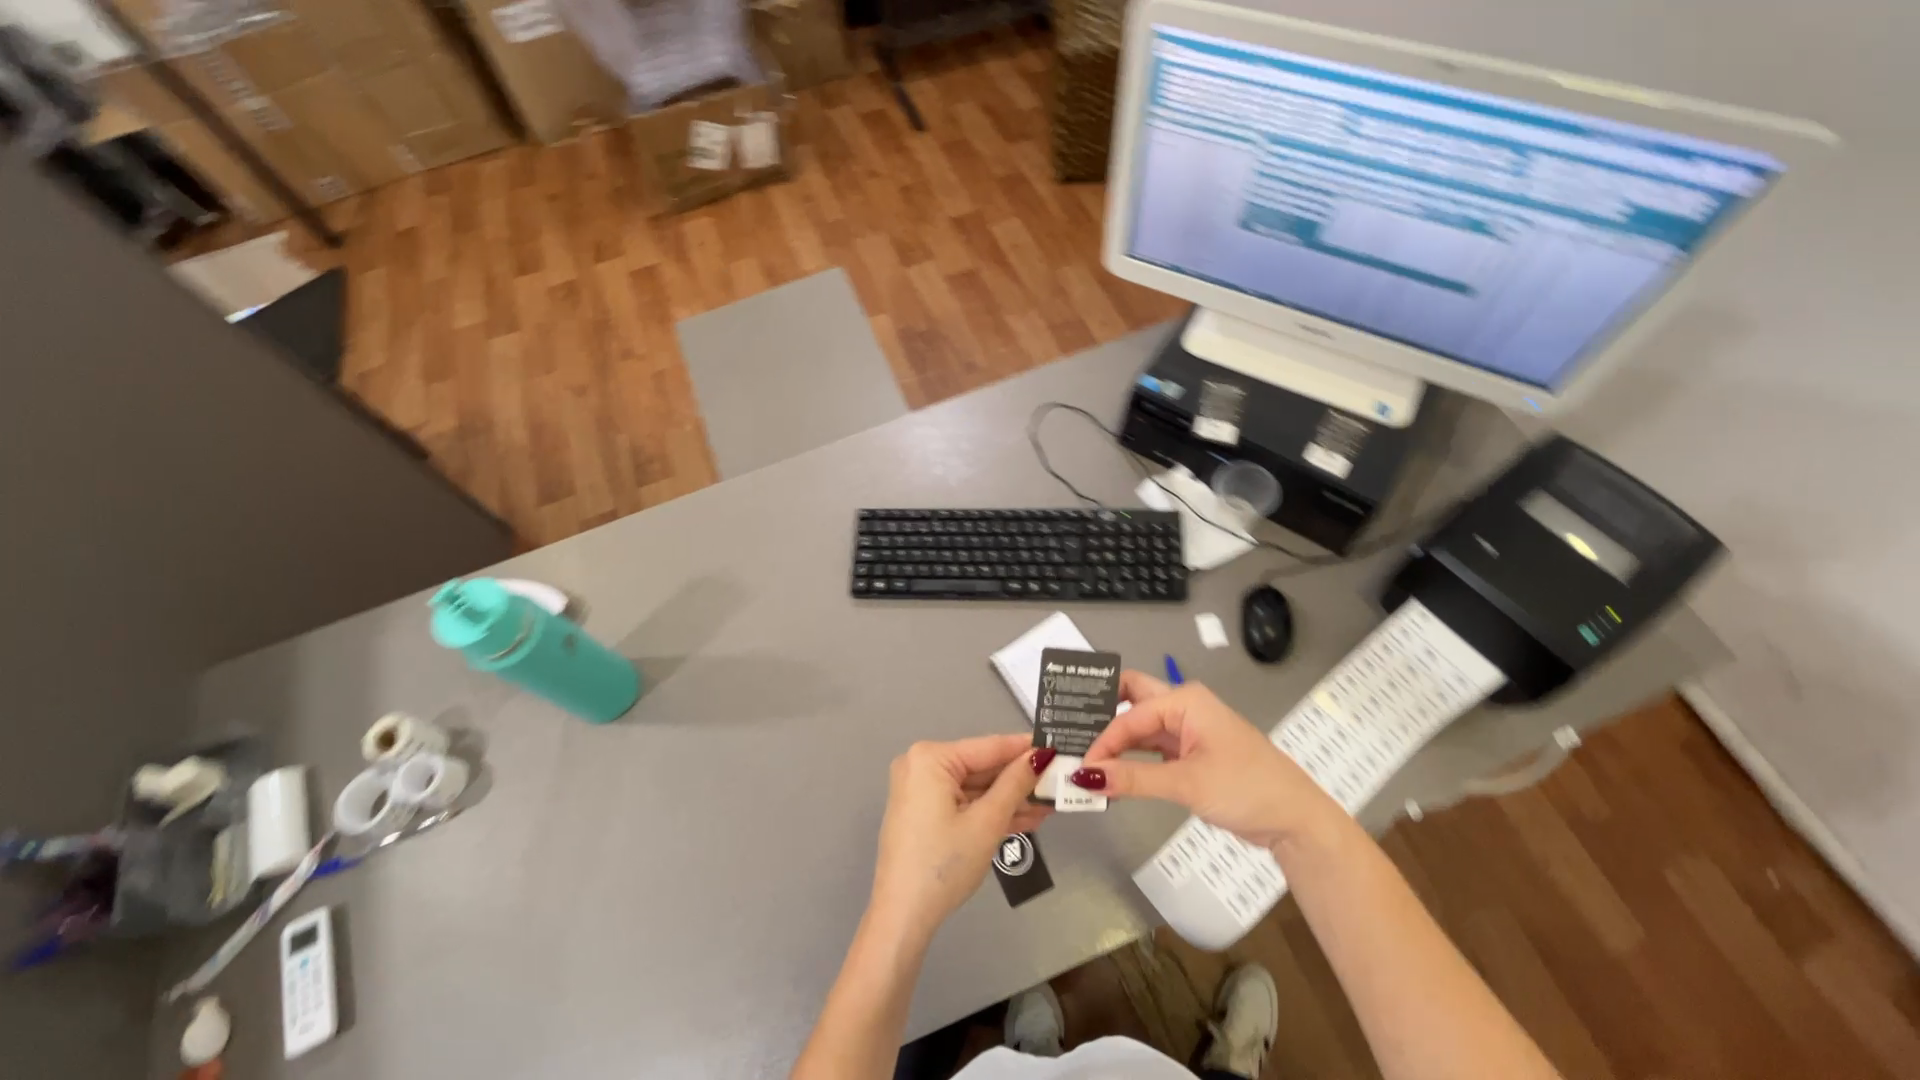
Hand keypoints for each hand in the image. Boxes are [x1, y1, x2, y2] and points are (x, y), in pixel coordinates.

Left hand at [868, 735, 1049, 940]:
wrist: (903, 916)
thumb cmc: (945, 863)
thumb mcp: (987, 822)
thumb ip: (1016, 784)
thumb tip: (1041, 756)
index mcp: (930, 758)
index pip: (990, 746)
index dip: (1027, 748)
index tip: (1060, 746)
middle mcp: (921, 766)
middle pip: (982, 767)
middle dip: (1020, 780)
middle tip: (1060, 782)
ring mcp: (920, 792)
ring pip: (975, 789)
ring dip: (1010, 799)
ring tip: (1052, 805)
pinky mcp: (924, 814)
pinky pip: (964, 804)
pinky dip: (990, 812)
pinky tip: (1026, 819)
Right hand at [1073, 672, 1342, 848]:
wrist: (1294, 819)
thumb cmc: (1246, 788)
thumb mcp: (1187, 783)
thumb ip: (1134, 779)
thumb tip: (1085, 777)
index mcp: (1185, 701)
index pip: (1130, 715)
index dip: (1102, 739)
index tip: (1079, 765)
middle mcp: (1183, 708)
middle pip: (1130, 701)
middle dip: (1100, 715)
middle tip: (1067, 732)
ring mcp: (1186, 732)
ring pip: (1139, 728)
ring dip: (1113, 743)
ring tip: (1081, 758)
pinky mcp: (1189, 754)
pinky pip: (1149, 750)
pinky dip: (1129, 761)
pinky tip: (1109, 775)